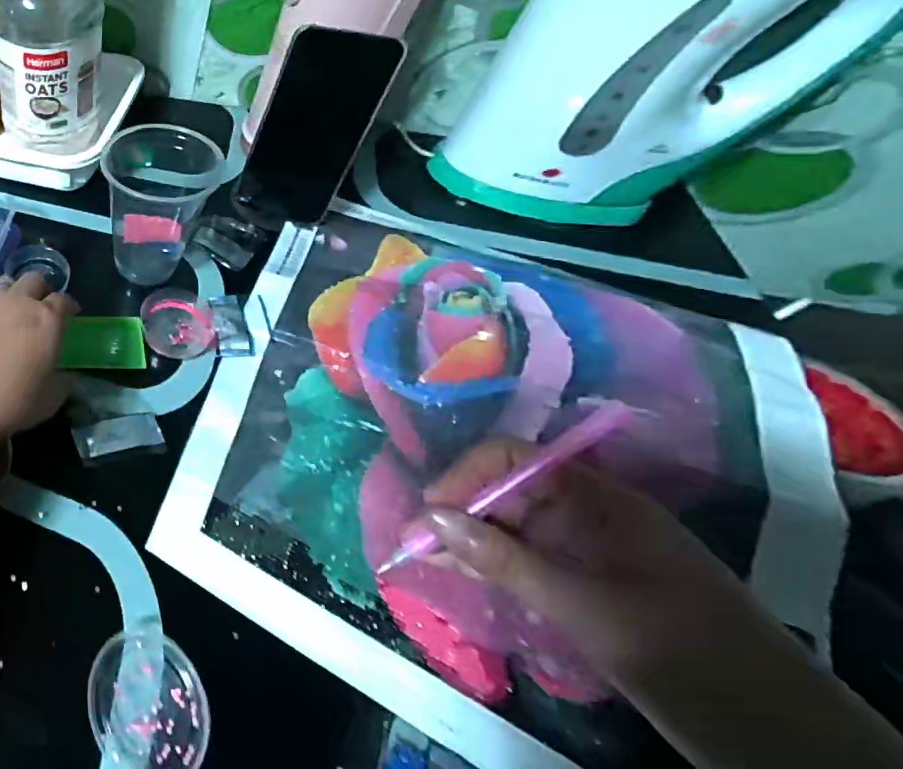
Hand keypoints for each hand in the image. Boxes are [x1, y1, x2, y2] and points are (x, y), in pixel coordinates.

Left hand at [0, 271, 78, 456]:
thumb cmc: (17, 399)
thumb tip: (67, 375)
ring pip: (6, 283)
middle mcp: (20, 302)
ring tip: (12, 310)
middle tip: (41, 306)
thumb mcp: (52, 397)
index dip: (69, 306)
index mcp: (47, 319)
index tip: (71, 314)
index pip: (63, 300)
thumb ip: (63, 380)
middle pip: (34, 280)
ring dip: (13, 292)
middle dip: (41, 289)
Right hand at [414, 437, 787, 695]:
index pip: (512, 458)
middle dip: (455, 508)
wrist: (775, 732)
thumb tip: (427, 515)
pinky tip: (452, 569)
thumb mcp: (582, 605)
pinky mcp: (582, 581)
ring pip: (508, 525)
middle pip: (505, 490)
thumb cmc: (677, 649)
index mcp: (597, 500)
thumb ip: (501, 558)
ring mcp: (584, 548)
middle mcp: (586, 512)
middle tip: (413, 538)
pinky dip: (485, 560)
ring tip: (420, 554)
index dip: (466, 475)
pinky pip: (522, 556)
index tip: (431, 509)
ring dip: (464, 536)